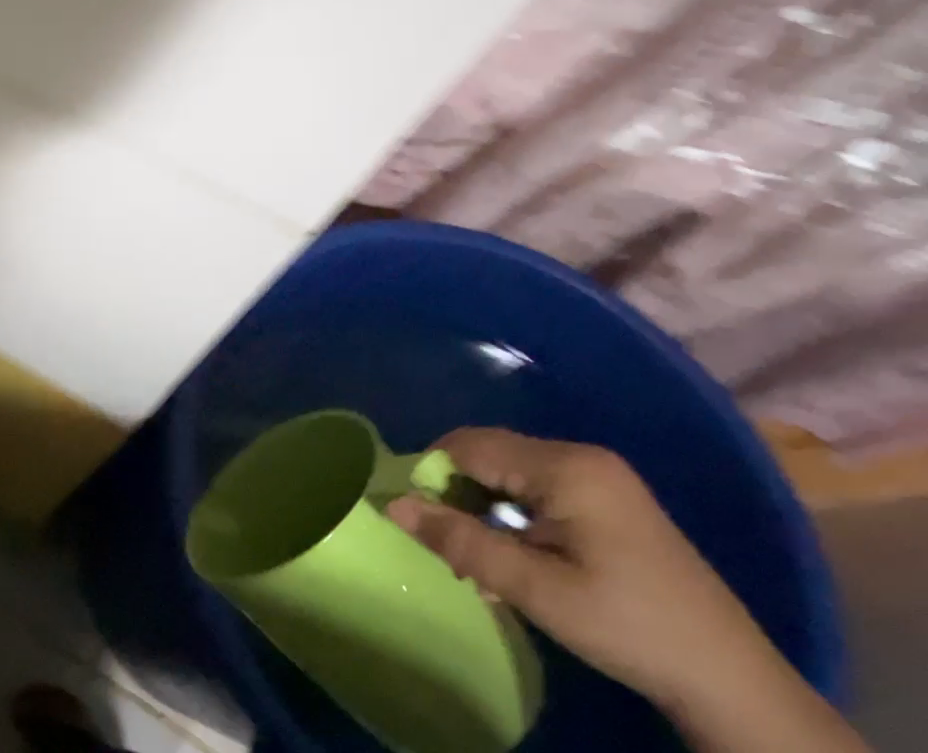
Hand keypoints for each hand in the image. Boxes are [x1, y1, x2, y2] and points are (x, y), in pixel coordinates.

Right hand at [386, 428, 865, 752]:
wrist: (728, 676)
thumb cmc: (625, 624)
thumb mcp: (533, 587)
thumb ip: (460, 539)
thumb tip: (393, 504)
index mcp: (566, 467)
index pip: (470, 445)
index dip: (432, 474)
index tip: (417, 519)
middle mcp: (583, 458)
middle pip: (491, 455)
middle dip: (457, 494)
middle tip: (449, 547)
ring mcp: (601, 479)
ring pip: (511, 475)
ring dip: (483, 510)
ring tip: (480, 561)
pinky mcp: (610, 503)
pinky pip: (538, 491)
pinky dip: (512, 517)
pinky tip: (515, 559)